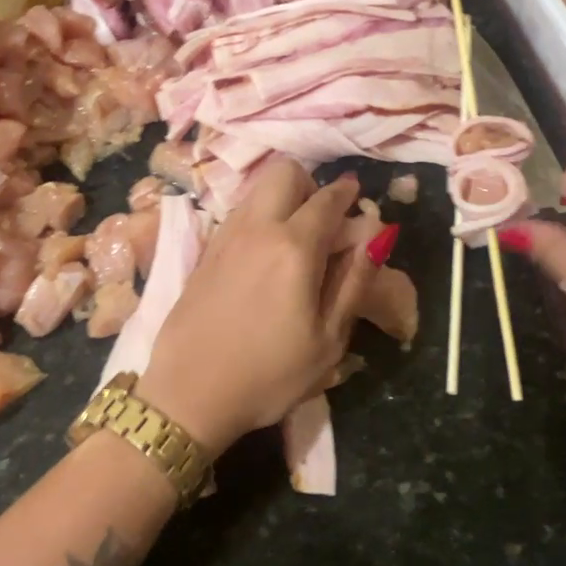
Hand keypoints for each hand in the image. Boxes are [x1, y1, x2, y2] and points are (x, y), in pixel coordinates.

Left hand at [138, 161, 374, 454]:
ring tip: (295, 239)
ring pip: (257, 190)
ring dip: (282, 199)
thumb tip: (376, 234)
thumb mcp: (328, 340)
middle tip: (322, 221)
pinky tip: (264, 257)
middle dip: (309, 185)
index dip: (348, 195)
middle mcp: (257, 229)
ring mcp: (225, 237)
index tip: (359, 199)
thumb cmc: (269, 376)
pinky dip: (259, 218)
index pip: (328, 199)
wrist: (189, 394)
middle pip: (284, 172)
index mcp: (294, 247)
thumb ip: (354, 281)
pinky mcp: (205, 253)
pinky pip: (238, 214)